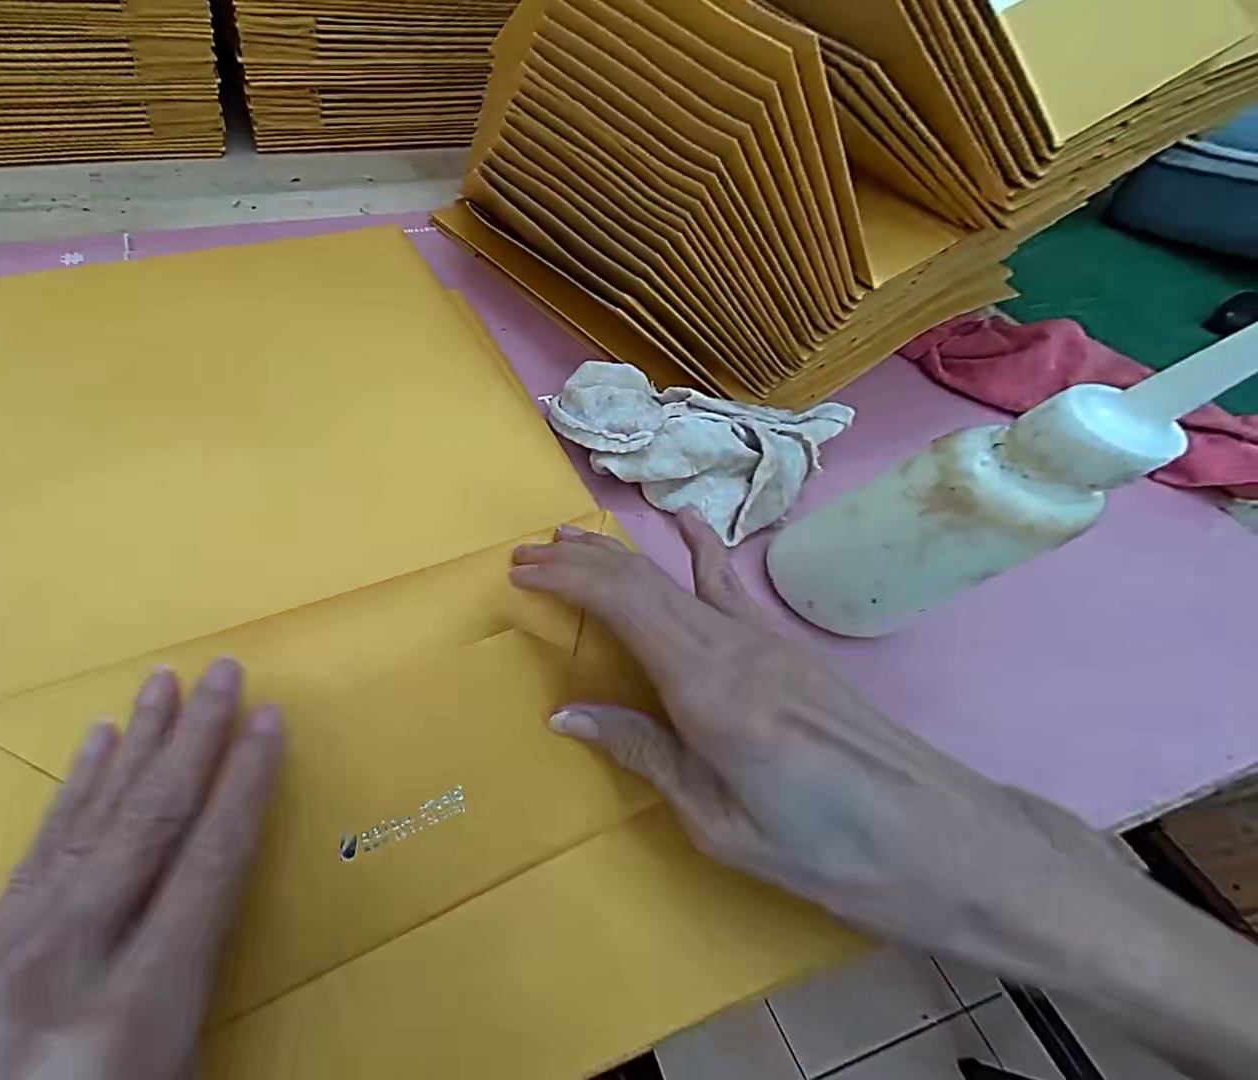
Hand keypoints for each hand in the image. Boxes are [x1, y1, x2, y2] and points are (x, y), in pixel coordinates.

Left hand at [0, 659, 283, 1079]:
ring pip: (88, 821)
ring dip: (134, 743)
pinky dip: (73, 790)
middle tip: (220, 670)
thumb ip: (196, 1021)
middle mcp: (61, 972)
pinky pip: (33, 853)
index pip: (207, 870)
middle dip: (193, 738)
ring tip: (161, 682)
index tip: (266, 722)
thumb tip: (221, 923)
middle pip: (147, 825)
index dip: (243, 787)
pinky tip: (94, 745)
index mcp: (128, 1028)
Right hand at [508, 512, 1139, 980]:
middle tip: (524, 554)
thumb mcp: (720, 821)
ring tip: (567, 539)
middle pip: (639, 580)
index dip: (565, 579)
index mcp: (708, 688)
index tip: (520, 572)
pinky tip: (683, 521)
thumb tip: (563, 713)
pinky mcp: (781, 646)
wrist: (956, 848)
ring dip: (613, 554)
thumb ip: (642, 752)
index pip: (622, 604)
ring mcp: (761, 638)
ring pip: (671, 575)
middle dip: (574, 560)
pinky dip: (698, 548)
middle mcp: (731, 645)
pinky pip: (727, 583)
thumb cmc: (830, 849)